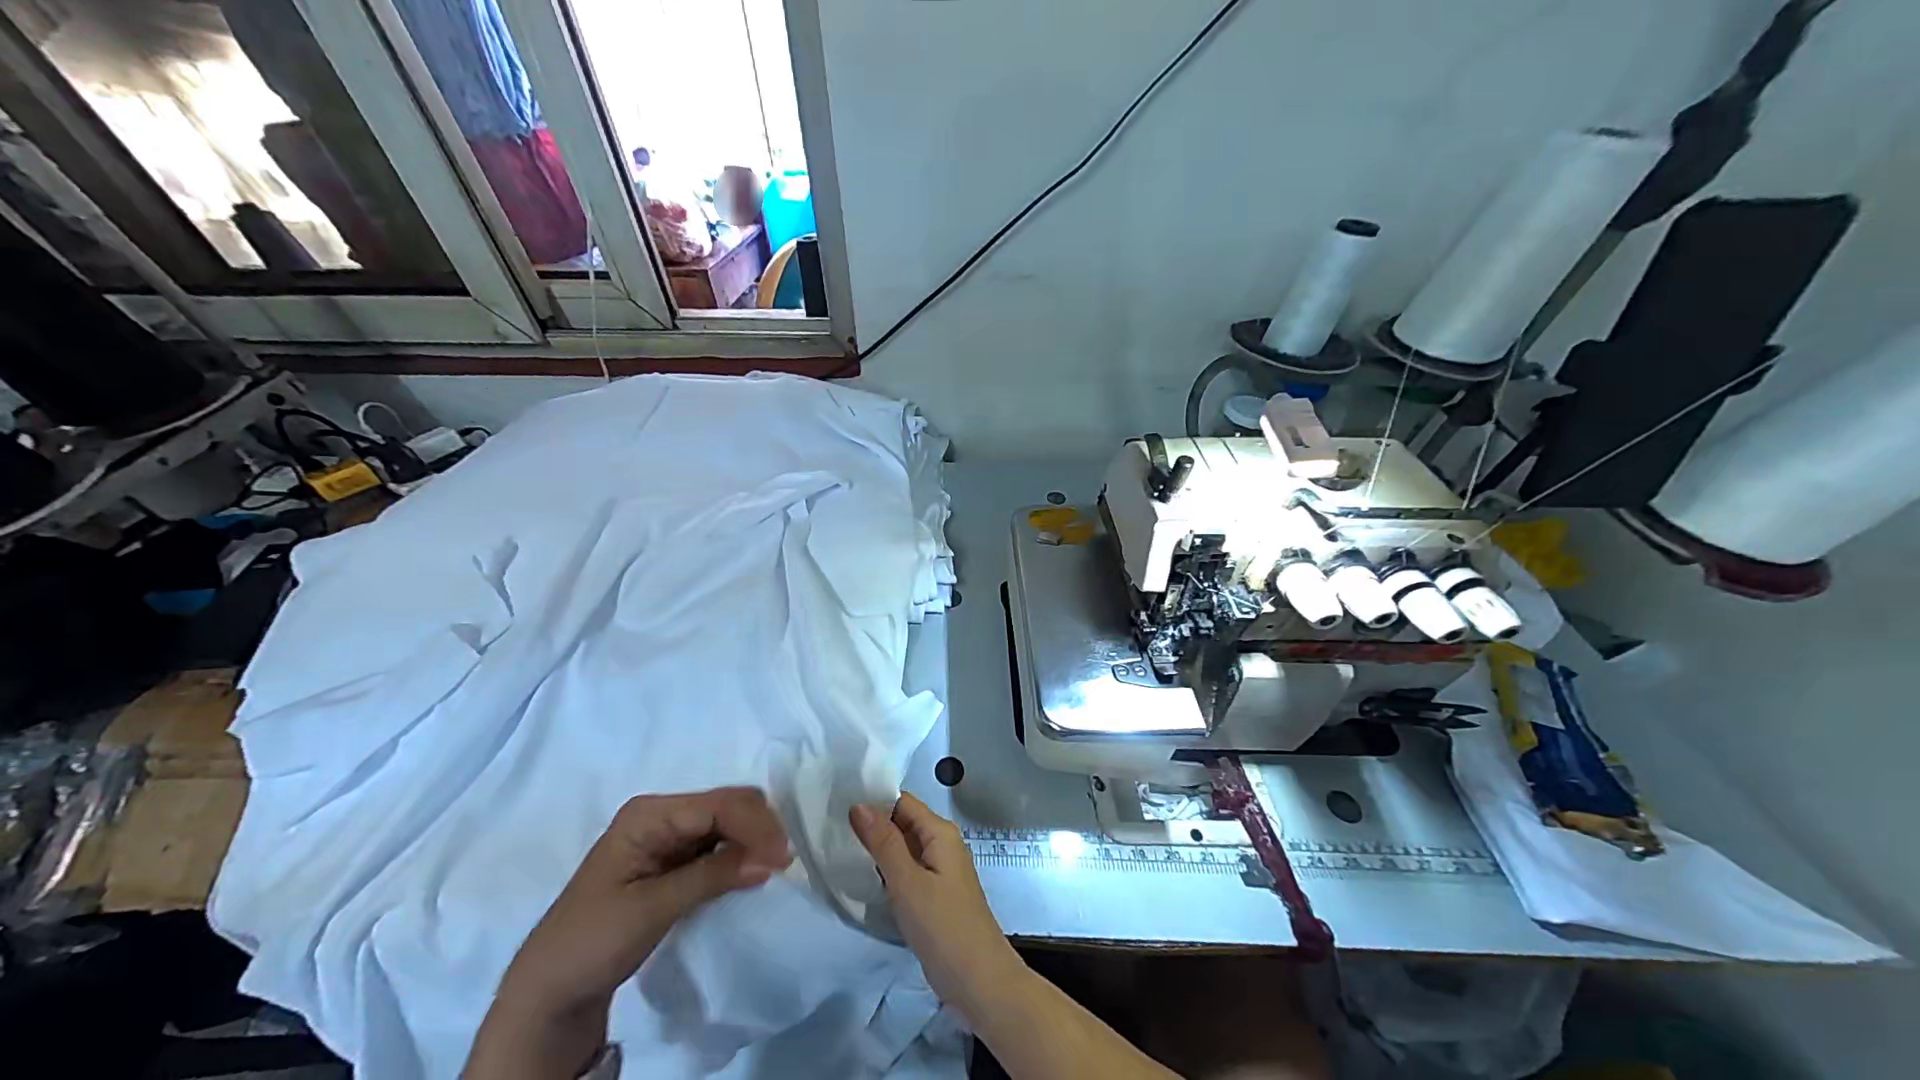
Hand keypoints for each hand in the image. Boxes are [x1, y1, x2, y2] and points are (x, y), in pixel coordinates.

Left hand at [498, 787, 792, 1016]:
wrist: (550, 989)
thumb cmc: (591, 941)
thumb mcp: (651, 908)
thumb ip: (710, 876)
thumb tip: (768, 858)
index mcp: (648, 814)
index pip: (717, 805)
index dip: (754, 825)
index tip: (783, 858)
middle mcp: (661, 815)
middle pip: (726, 804)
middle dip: (758, 827)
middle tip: (783, 863)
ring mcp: (667, 835)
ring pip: (727, 820)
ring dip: (753, 839)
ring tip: (774, 867)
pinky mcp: (674, 858)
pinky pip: (719, 842)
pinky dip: (740, 852)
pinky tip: (753, 870)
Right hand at [849, 793, 1023, 1012]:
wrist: (980, 982)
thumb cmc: (944, 926)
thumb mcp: (908, 882)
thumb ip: (884, 842)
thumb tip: (859, 805)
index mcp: (940, 833)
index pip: (902, 802)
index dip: (872, 800)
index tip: (836, 804)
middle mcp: (941, 845)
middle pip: (902, 823)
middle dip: (870, 825)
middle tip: (829, 828)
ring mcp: (939, 872)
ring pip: (902, 849)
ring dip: (876, 850)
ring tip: (837, 850)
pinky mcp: (933, 896)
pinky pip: (906, 872)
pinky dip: (885, 872)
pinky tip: (861, 879)